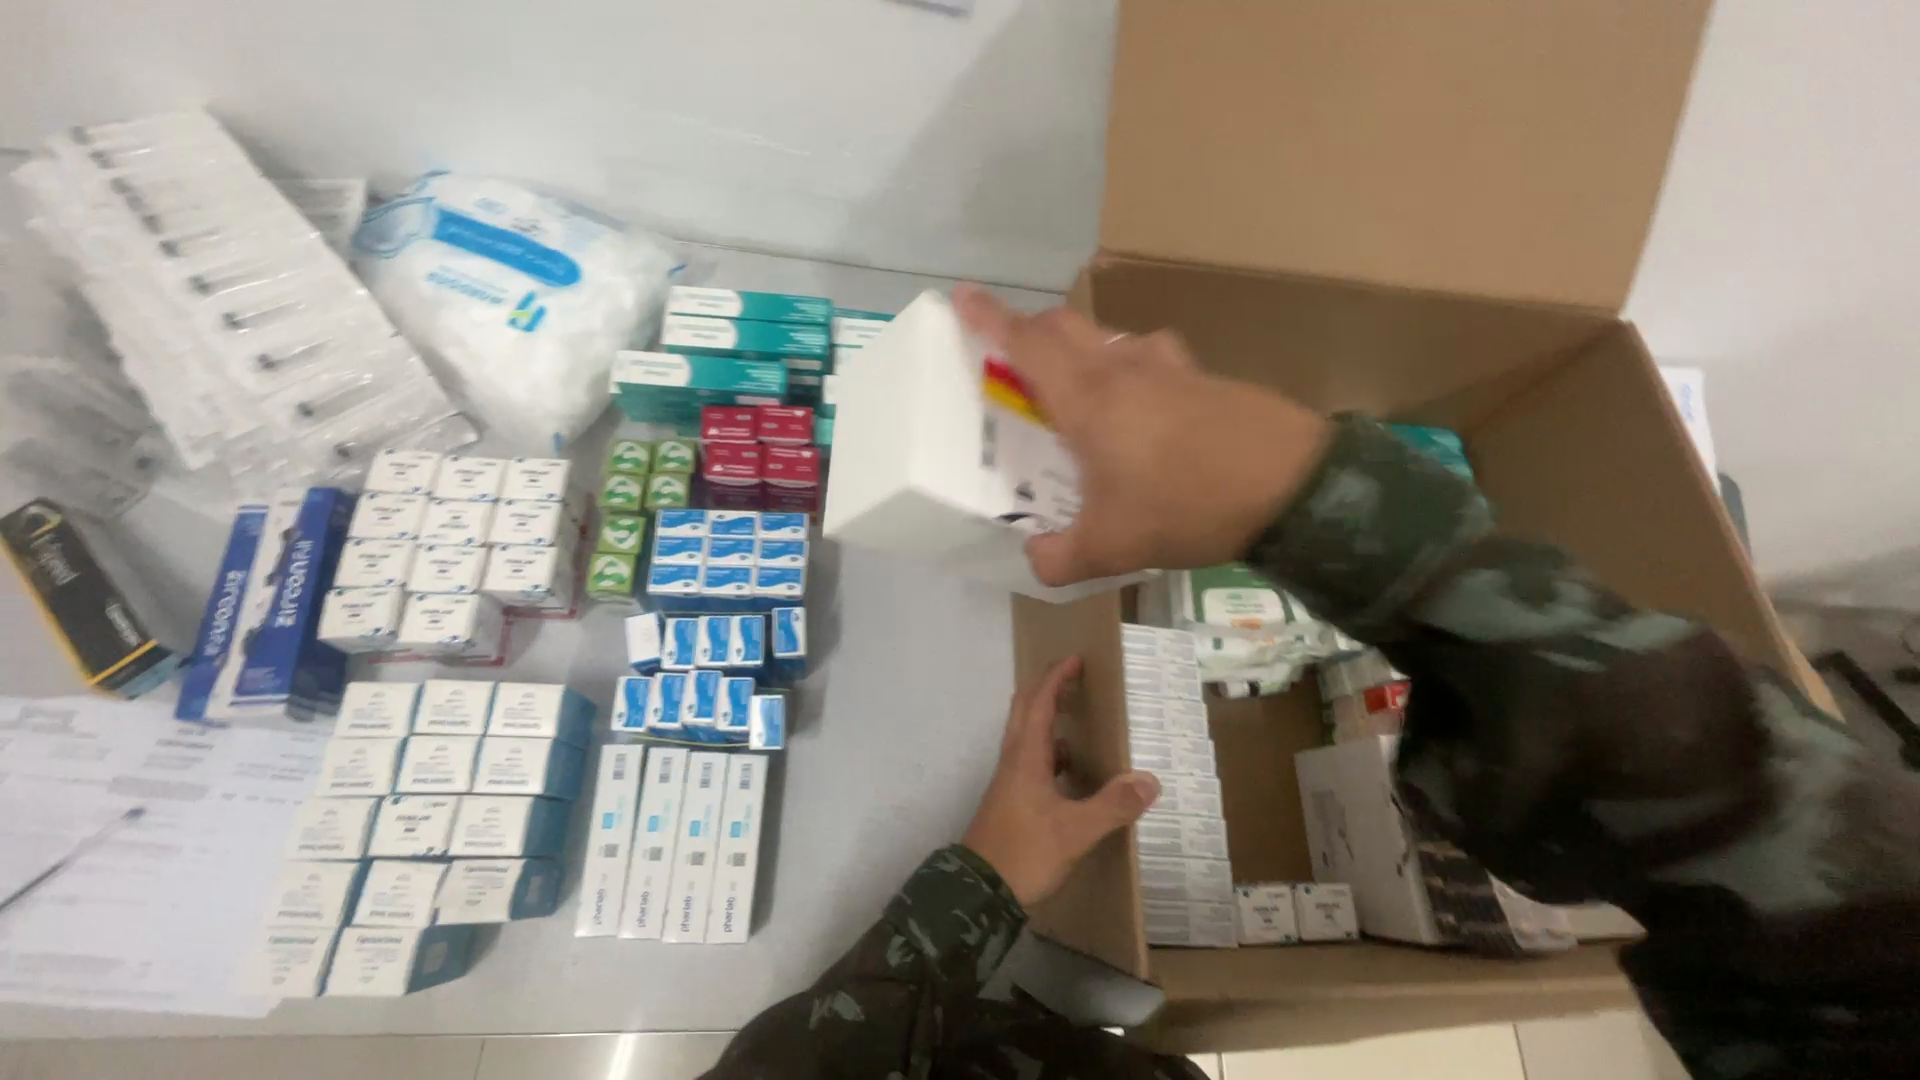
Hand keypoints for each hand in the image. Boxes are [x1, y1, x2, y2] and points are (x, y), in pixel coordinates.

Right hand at [954, 285, 1331, 586]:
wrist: (1292, 487)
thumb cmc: (1186, 506)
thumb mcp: (1112, 548)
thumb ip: (1058, 558)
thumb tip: (1034, 556)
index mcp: (1088, 398)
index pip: (1025, 343)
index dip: (988, 318)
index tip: (960, 295)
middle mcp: (1123, 368)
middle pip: (1065, 326)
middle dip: (1031, 330)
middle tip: (1014, 357)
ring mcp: (1169, 365)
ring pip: (1108, 338)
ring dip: (1081, 348)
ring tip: (1077, 387)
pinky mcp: (1203, 376)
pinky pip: (1149, 357)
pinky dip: (1127, 368)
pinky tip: (1144, 405)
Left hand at [962, 656, 1161, 907]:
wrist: (978, 892)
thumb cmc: (1024, 853)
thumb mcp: (1075, 832)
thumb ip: (1112, 805)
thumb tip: (1149, 780)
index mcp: (1025, 756)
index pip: (1039, 702)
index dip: (1056, 678)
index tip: (1076, 660)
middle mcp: (1014, 760)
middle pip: (1026, 710)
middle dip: (1048, 689)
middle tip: (1075, 678)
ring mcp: (1009, 780)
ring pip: (1026, 736)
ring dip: (1048, 719)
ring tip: (1080, 720)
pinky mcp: (1010, 800)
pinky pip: (1031, 761)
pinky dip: (1051, 752)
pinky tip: (1072, 772)